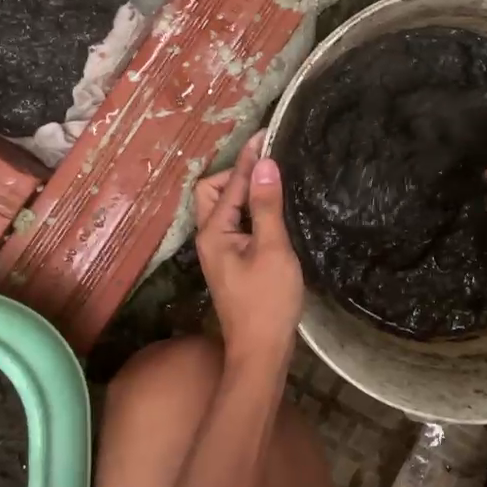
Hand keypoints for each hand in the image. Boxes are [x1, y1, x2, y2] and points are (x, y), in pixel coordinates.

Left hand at [195, 133, 303, 371]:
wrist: (262, 351)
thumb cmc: (267, 302)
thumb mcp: (273, 249)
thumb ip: (267, 205)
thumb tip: (265, 163)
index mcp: (214, 233)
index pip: (229, 183)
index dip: (249, 158)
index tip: (268, 134)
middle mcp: (211, 238)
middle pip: (215, 191)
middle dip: (238, 171)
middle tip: (269, 159)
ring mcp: (222, 251)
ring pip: (227, 207)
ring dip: (245, 188)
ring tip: (275, 175)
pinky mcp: (235, 260)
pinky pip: (239, 221)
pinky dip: (253, 207)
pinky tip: (275, 206)